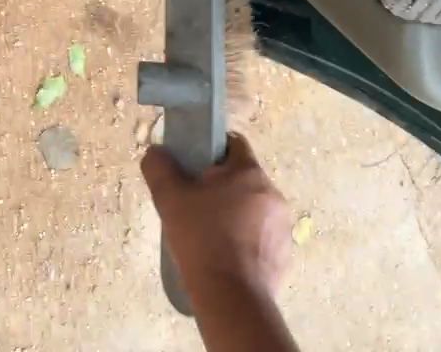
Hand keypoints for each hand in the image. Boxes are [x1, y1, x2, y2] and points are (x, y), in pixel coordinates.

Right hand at [140, 132, 291, 298]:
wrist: (231, 297)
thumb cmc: (201, 238)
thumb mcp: (169, 198)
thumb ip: (159, 167)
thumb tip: (156, 152)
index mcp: (248, 173)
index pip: (234, 143)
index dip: (213, 148)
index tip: (195, 165)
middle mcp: (272, 193)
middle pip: (243, 177)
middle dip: (221, 185)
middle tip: (196, 202)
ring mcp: (282, 226)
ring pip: (253, 207)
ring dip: (235, 212)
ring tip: (210, 232)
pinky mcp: (284, 254)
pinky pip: (262, 236)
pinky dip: (246, 239)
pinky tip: (225, 255)